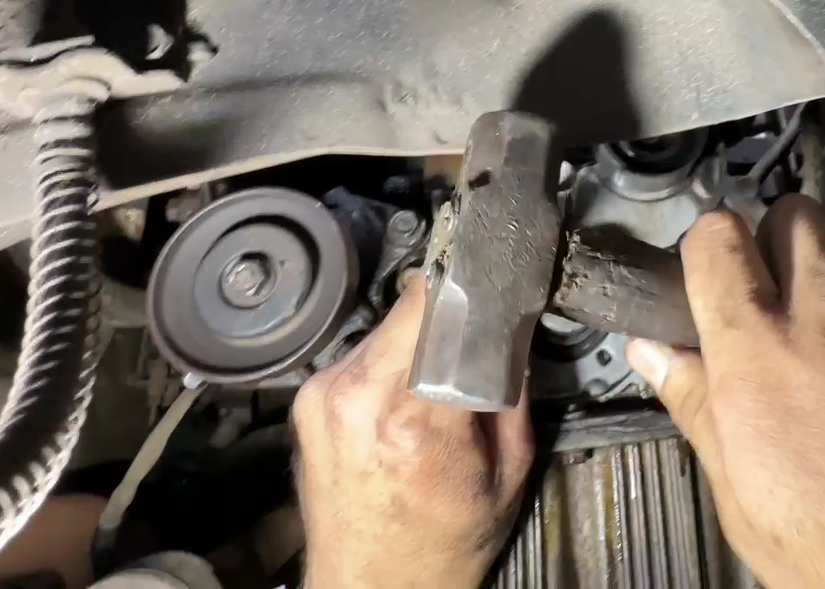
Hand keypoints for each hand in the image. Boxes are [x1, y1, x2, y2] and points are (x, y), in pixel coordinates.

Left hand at [292, 278, 533, 588]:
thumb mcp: (509, 471)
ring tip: (442, 368)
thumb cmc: (441, 545)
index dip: (468, 284)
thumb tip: (513, 323)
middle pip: (410, 306)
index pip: (437, 305)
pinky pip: (365, 349)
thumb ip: (514, 390)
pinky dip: (393, 356)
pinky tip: (408, 389)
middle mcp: (356, 399)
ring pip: (387, 322)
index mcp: (411, 418)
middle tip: (474, 326)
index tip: (492, 278)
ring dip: (419, 332)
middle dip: (447, 308)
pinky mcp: (309, 400)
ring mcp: (323, 397)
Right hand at [628, 195, 824, 588]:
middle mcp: (823, 309)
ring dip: (817, 248)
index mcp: (759, 357)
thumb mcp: (754, 512)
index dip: (701, 252)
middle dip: (765, 237)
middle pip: (782, 210)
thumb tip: (656, 355)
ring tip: (816, 304)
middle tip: (763, 290)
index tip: (703, 281)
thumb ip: (699, 412)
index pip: (713, 240)